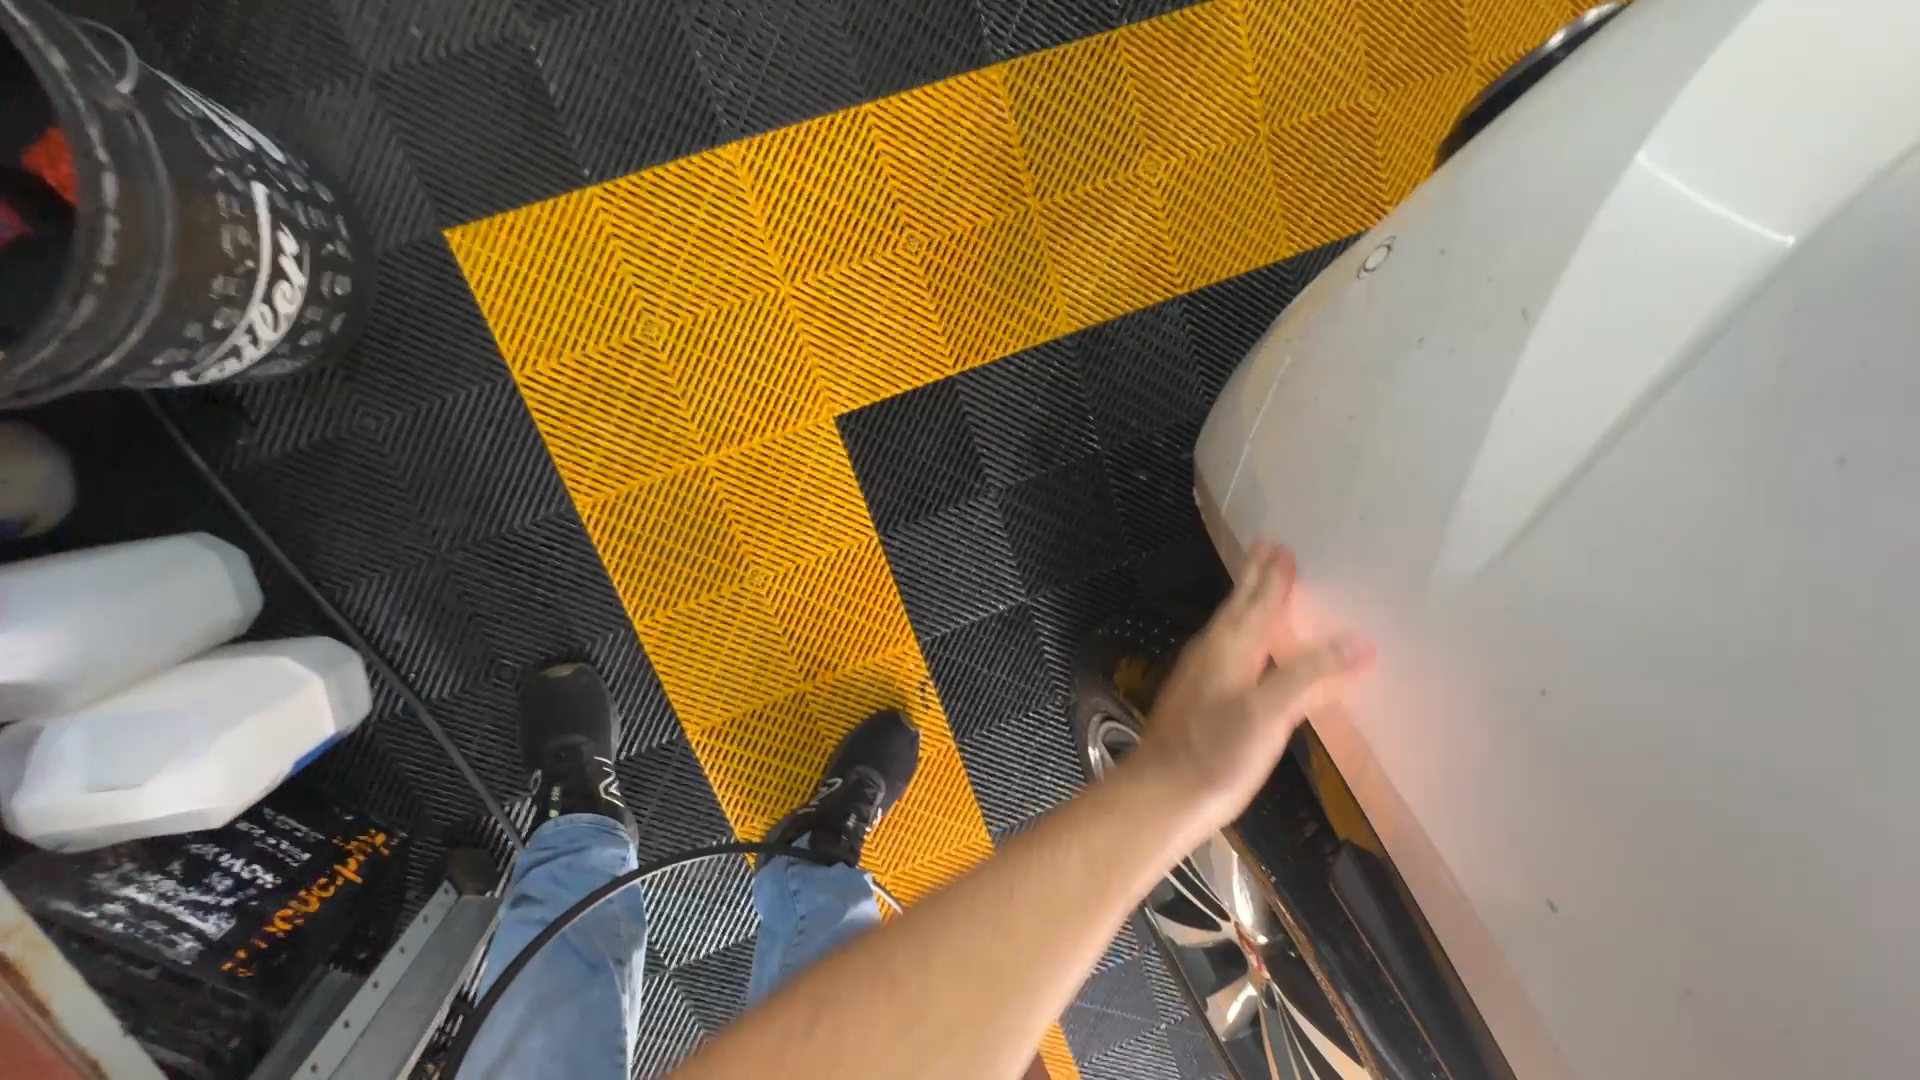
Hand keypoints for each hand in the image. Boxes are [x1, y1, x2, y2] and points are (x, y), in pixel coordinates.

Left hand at [1127, 541, 1373, 834]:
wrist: (1162, 793)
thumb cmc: (1215, 753)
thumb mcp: (1268, 714)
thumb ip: (1310, 676)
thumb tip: (1360, 641)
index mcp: (1229, 649)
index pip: (1258, 603)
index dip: (1273, 576)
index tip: (1282, 546)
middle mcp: (1211, 654)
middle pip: (1238, 607)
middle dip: (1254, 578)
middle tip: (1268, 548)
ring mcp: (1198, 676)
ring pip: (1228, 627)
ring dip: (1246, 605)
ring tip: (1261, 589)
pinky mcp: (1195, 700)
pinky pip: (1224, 651)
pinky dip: (1241, 636)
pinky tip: (1243, 652)